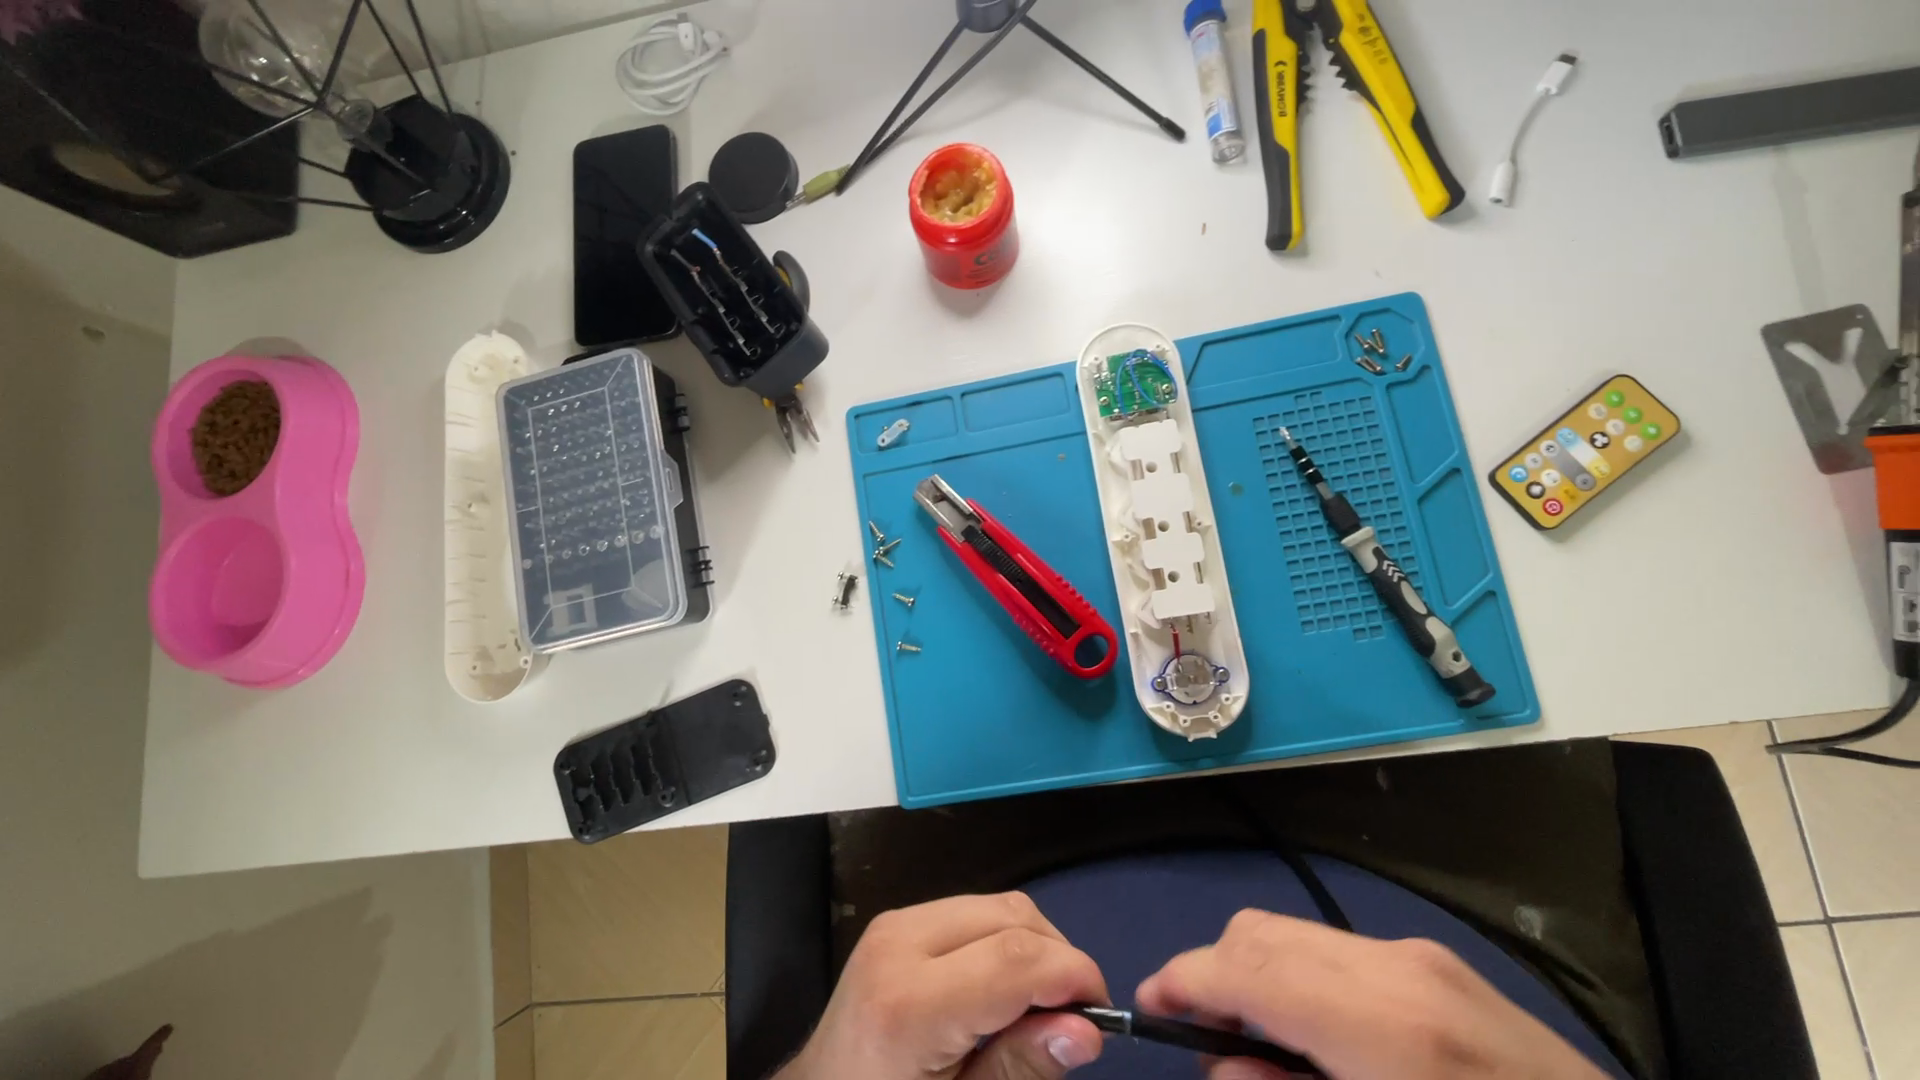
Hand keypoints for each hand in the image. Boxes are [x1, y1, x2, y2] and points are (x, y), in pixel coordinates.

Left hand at [777, 892, 1107, 1079]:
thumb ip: (1019, 1069)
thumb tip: (1087, 1031)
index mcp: (908, 1004)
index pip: (1013, 959)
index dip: (1073, 975)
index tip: (1103, 1015)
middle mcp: (900, 944)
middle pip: (1010, 918)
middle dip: (1059, 958)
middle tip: (1076, 1017)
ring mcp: (894, 924)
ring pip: (997, 904)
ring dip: (1036, 944)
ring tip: (1042, 1003)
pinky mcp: (895, 920)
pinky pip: (973, 910)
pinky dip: (1006, 938)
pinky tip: (1004, 985)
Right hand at [1136, 910, 1609, 1079]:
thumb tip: (1222, 1064)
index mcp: (1383, 1025)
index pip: (1246, 970)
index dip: (1184, 982)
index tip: (1148, 1008)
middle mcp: (1394, 967)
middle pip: (1258, 934)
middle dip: (1210, 973)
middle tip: (1198, 1034)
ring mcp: (1420, 958)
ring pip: (1292, 933)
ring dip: (1251, 971)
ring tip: (1252, 1035)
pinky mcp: (1437, 964)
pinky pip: (1333, 949)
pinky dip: (1295, 974)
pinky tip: (1311, 1030)